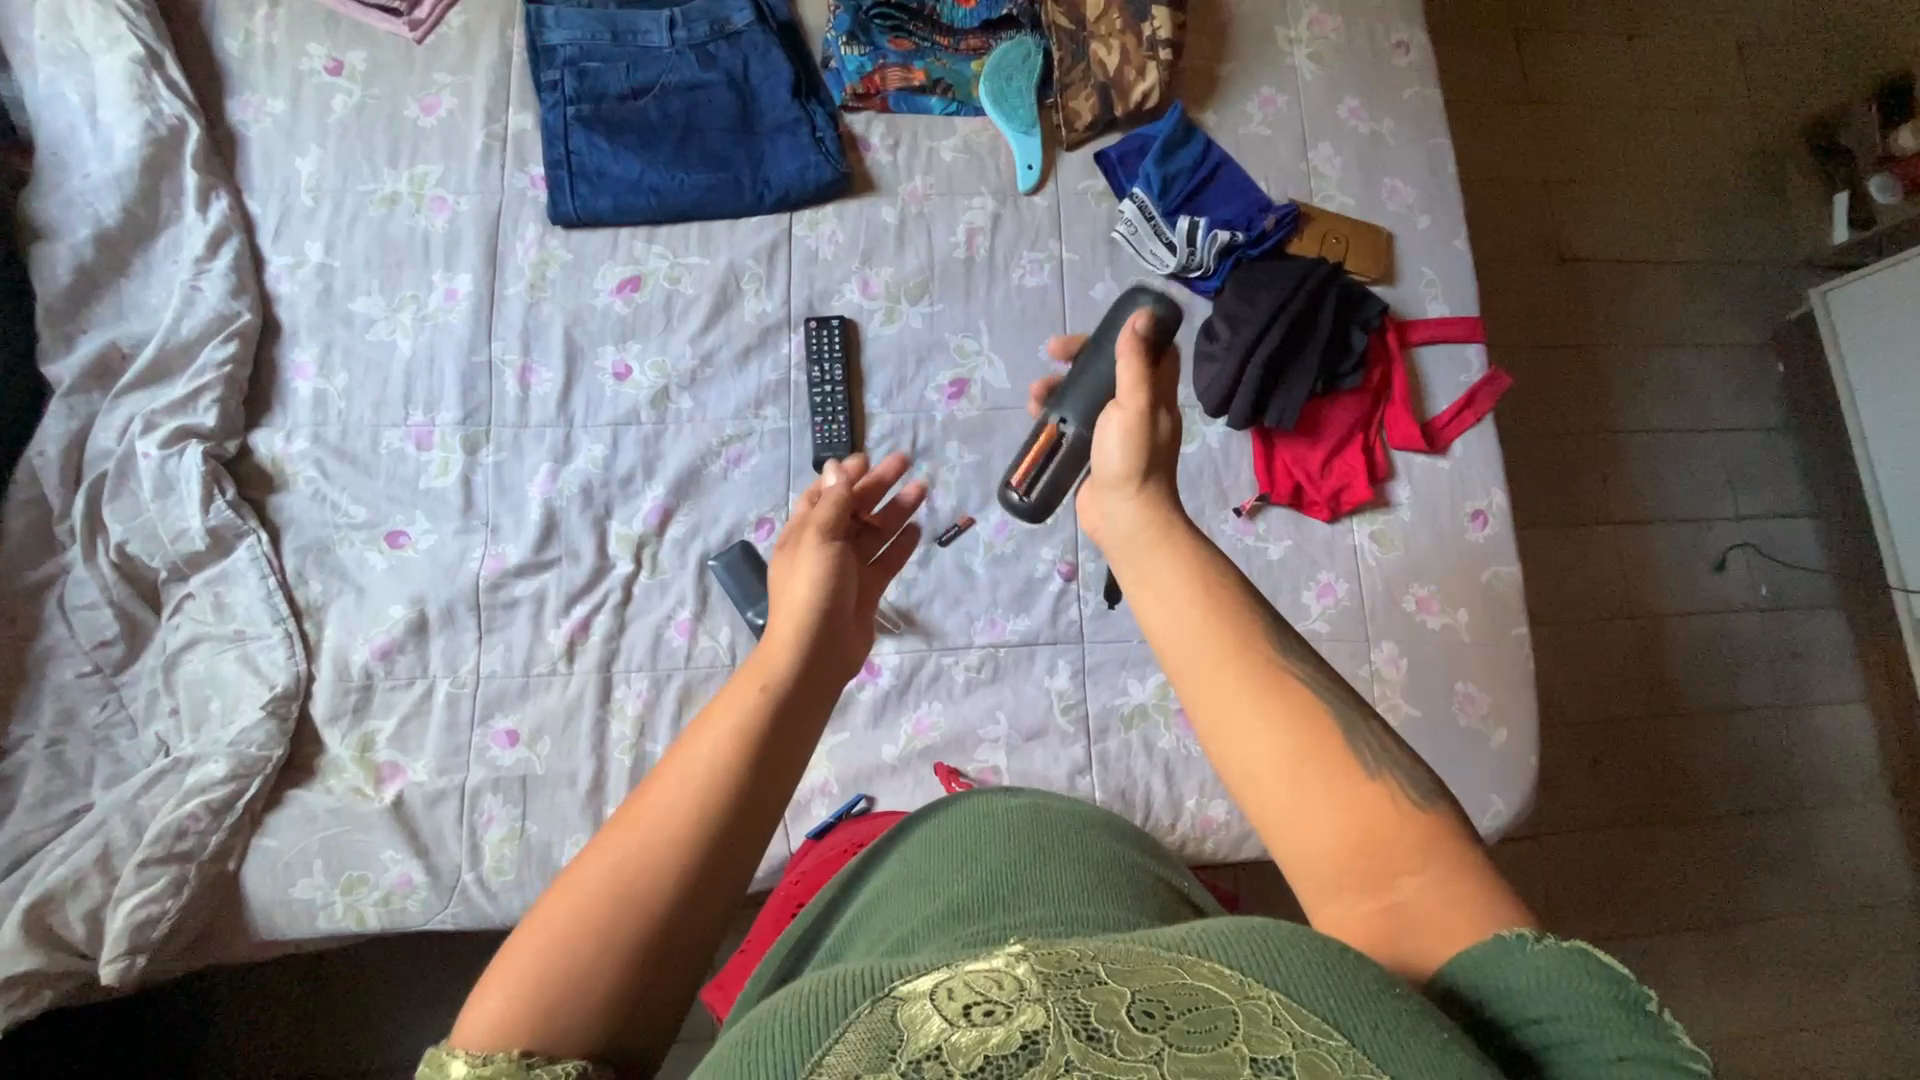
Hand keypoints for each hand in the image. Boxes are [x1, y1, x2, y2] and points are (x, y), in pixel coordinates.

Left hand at [763, 452, 925, 685]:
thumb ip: (833, 502)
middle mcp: (824, 547)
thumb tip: (836, 466)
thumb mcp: (818, 537)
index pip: (825, 494)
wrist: (816, 652)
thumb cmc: (812, 589)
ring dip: (895, 510)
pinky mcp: (867, 591)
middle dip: (878, 485)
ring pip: (874, 533)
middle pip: (854, 509)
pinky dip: (900, 545)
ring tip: (922, 488)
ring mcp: (847, 570)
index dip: (846, 476)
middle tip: (905, 462)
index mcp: (804, 532)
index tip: (868, 458)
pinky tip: (917, 528)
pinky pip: (885, 561)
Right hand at [1029, 309, 1187, 554]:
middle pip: (1109, 369)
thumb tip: (1141, 316)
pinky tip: (1036, 415)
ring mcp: (1112, 430)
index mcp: (1155, 393)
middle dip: (1079, 356)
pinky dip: (1054, 413)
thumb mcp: (1135, 404)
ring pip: (1084, 395)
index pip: (1151, 350)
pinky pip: (1071, 422)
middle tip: (1052, 350)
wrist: (1123, 516)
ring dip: (1058, 386)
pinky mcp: (1092, 450)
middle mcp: (1136, 407)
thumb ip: (1135, 361)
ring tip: (1035, 393)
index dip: (1130, 332)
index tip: (1103, 325)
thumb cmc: (1133, 458)